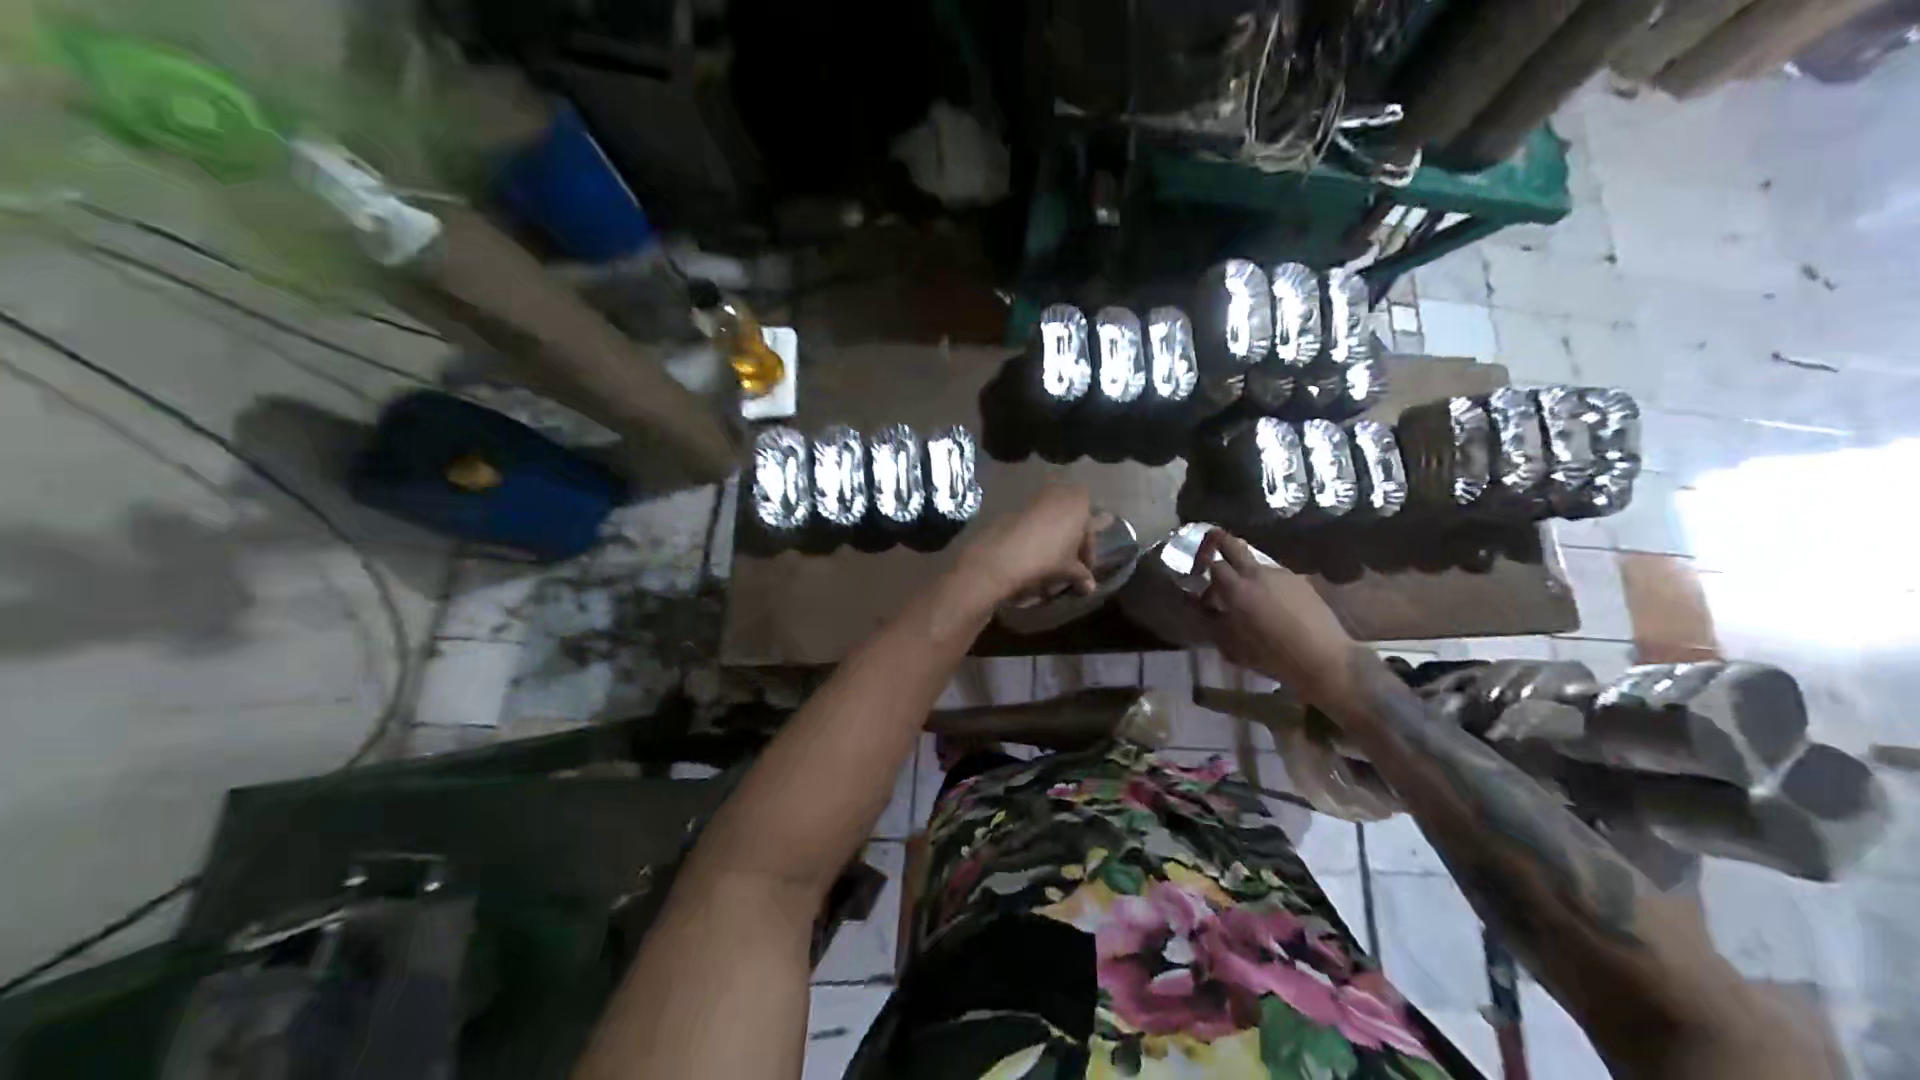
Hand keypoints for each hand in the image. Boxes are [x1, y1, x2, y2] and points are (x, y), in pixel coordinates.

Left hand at [955, 484, 1097, 605]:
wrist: (1001, 556)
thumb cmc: (1046, 558)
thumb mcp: (1069, 569)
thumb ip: (1082, 574)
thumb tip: (1090, 587)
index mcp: (1080, 503)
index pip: (1090, 530)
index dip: (1087, 552)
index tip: (1083, 570)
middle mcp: (1059, 493)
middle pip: (1070, 521)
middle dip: (1070, 543)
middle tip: (1068, 566)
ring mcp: (1035, 497)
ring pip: (1052, 520)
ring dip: (1053, 538)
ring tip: (1049, 562)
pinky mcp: (1014, 506)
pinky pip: (1033, 521)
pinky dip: (1036, 535)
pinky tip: (1031, 554)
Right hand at [1198, 529, 1357, 707]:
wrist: (1325, 658)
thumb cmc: (1273, 656)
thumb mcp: (1234, 647)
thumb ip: (1217, 624)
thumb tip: (1209, 611)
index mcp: (1237, 589)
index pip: (1214, 565)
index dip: (1204, 567)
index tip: (1200, 574)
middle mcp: (1258, 574)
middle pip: (1235, 546)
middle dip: (1221, 540)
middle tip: (1213, 539)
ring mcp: (1283, 575)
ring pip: (1258, 564)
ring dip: (1248, 570)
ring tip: (1250, 591)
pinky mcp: (1302, 582)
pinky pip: (1277, 577)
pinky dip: (1269, 584)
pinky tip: (1275, 603)